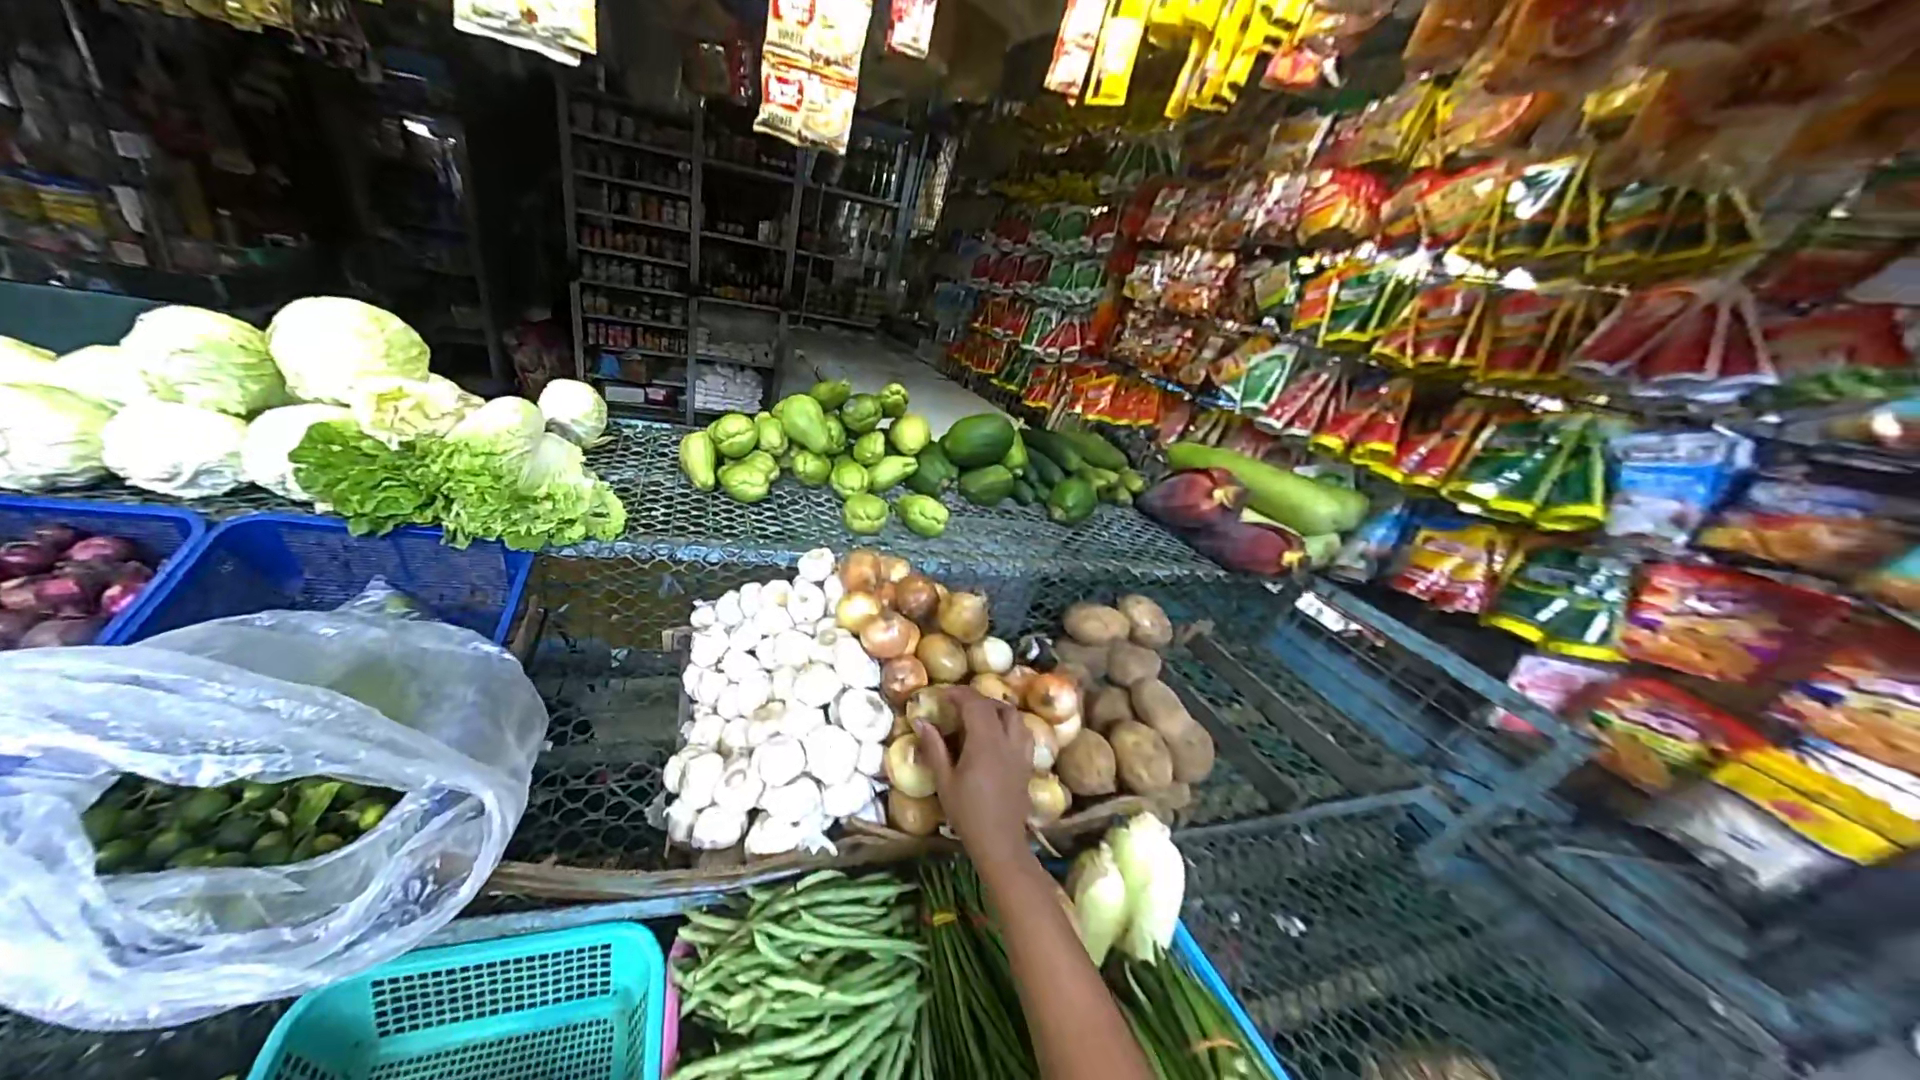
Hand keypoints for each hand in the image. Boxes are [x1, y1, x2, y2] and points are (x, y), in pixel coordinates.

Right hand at [915, 686, 1032, 867]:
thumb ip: (934, 748)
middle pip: (995, 706)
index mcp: (985, 741)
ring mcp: (1021, 751)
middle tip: (956, 704)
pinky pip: (1023, 731)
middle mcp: (1007, 740)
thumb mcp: (944, 781)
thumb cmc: (967, 813)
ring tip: (979, 715)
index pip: (974, 704)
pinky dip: (1010, 723)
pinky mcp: (1027, 763)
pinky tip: (998, 734)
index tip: (942, 694)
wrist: (1000, 842)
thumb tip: (921, 721)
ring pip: (1014, 715)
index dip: (959, 694)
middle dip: (975, 699)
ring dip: (996, 707)